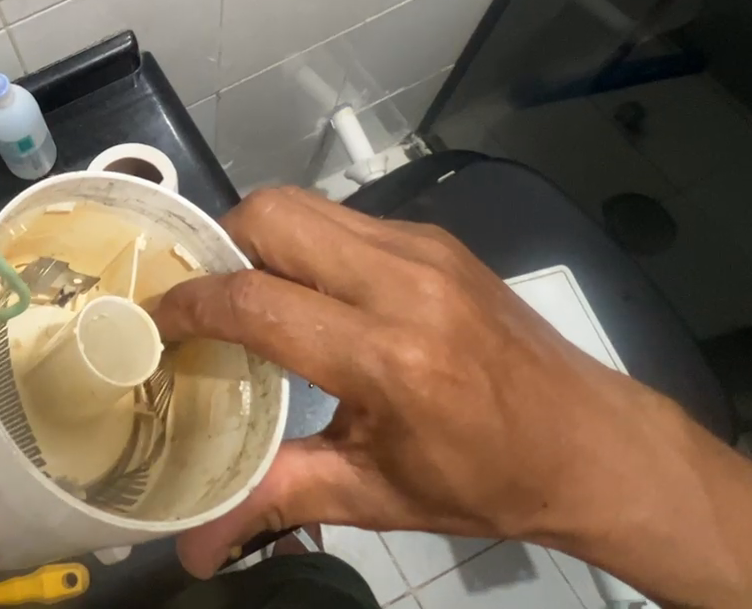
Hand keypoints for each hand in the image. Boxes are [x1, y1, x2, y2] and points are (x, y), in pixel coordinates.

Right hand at [152, 187, 672, 576]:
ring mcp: (419, 247)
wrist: (594, 440)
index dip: (192, 306)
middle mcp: (402, 284)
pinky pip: (335, 215)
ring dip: (254, 235)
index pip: (259, 303)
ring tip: (244, 284)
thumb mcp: (376, 496)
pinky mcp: (429, 235)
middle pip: (271, 218)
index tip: (157, 321)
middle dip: (218, 244)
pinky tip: (302, 284)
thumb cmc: (485, 480)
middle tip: (203, 294)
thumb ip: (276, 501)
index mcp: (390, 359)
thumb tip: (193, 548)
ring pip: (299, 203)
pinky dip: (297, 239)